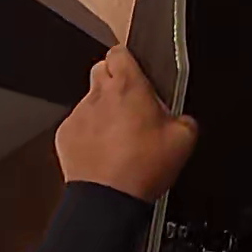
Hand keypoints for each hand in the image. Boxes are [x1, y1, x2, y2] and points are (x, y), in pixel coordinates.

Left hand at [55, 45, 197, 201]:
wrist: (108, 200)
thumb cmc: (143, 167)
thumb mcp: (184, 140)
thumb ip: (185, 118)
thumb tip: (183, 118)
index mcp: (128, 86)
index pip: (119, 51)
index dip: (128, 59)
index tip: (136, 70)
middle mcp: (100, 94)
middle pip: (101, 69)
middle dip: (115, 80)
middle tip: (130, 101)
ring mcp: (79, 114)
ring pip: (90, 98)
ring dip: (103, 108)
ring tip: (118, 133)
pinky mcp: (66, 134)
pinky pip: (78, 123)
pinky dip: (89, 131)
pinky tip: (104, 149)